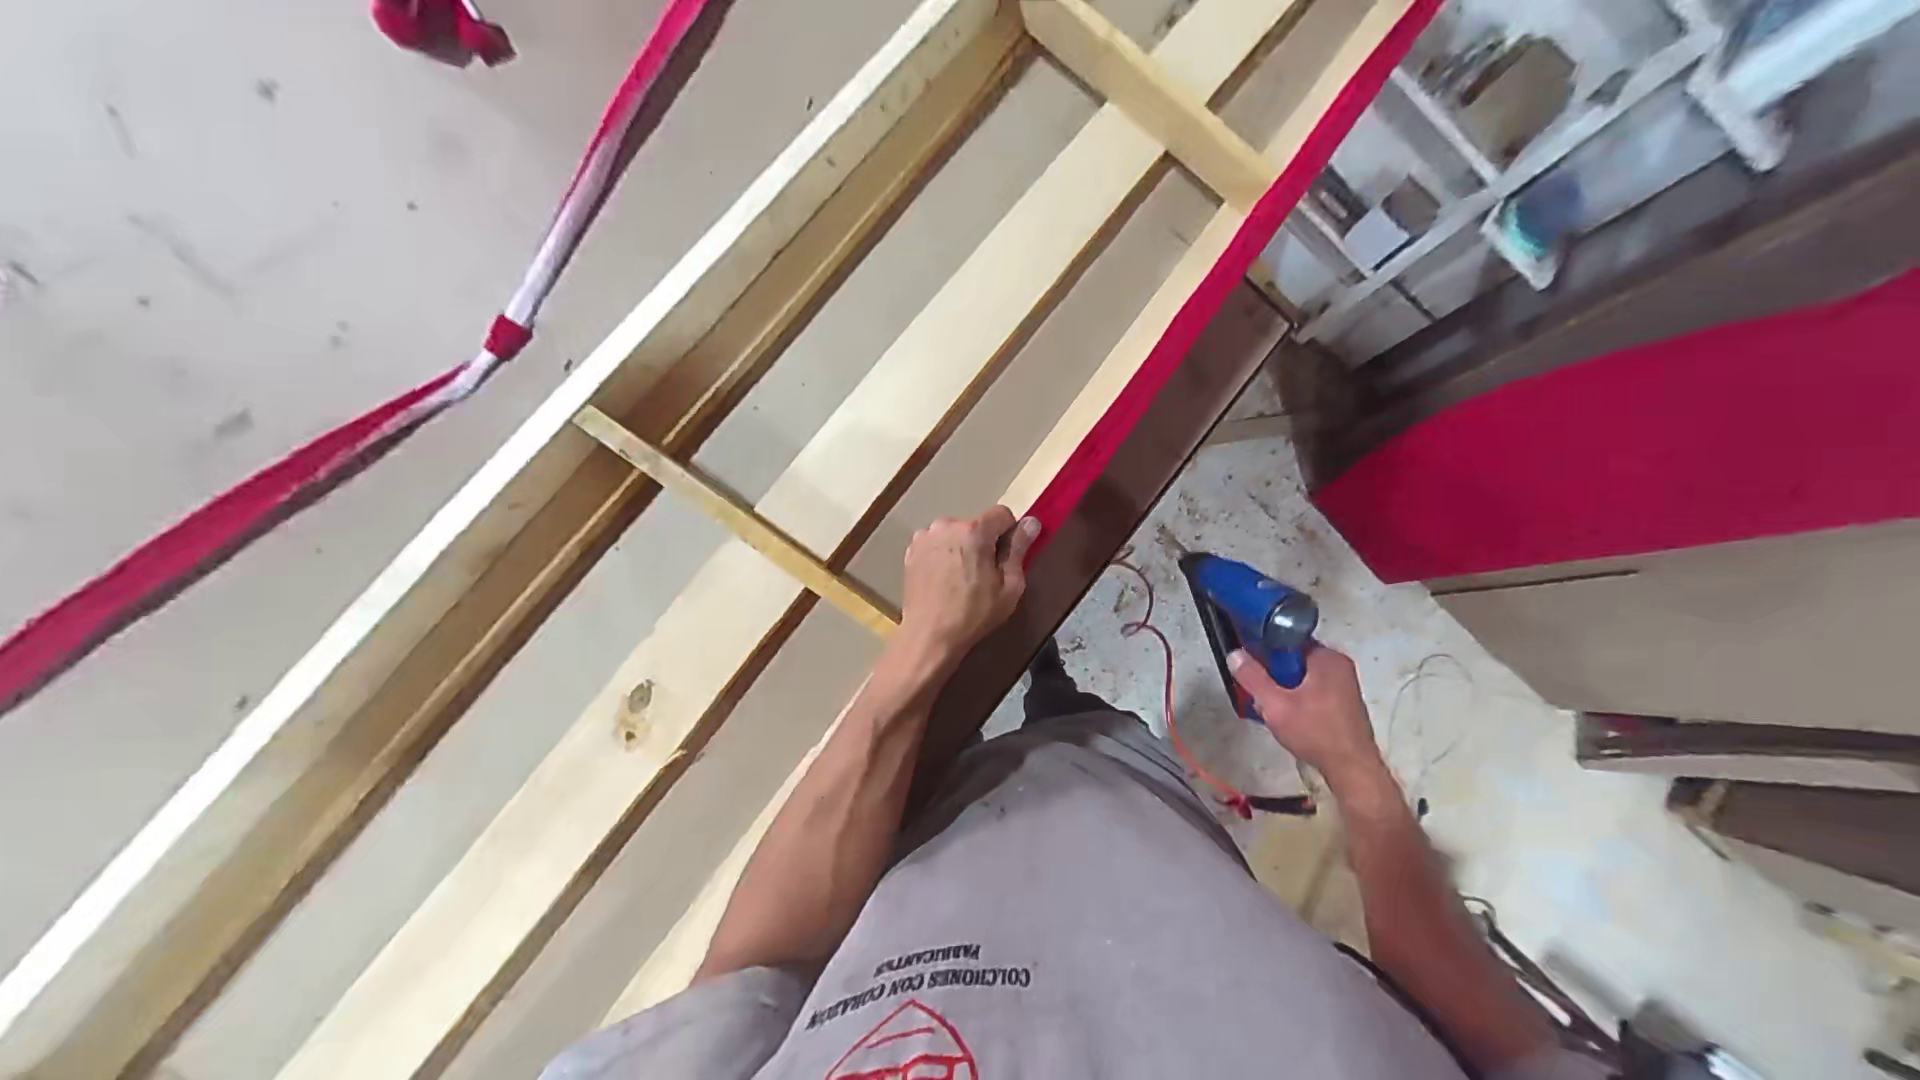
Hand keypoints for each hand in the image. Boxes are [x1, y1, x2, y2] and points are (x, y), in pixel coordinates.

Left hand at [897, 507, 1039, 667]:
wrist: (929, 634)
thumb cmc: (974, 613)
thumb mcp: (1009, 586)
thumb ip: (1019, 549)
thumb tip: (1032, 521)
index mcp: (974, 530)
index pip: (1001, 514)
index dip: (1009, 533)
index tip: (1006, 557)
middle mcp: (946, 525)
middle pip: (975, 525)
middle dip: (983, 542)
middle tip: (983, 574)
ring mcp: (925, 537)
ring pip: (954, 533)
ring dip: (961, 547)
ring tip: (960, 578)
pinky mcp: (911, 550)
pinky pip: (936, 544)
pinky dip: (943, 554)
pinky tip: (943, 579)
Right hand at [1229, 645, 1392, 800]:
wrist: (1352, 770)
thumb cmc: (1315, 732)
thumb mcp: (1275, 704)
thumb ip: (1252, 677)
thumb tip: (1233, 654)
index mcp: (1327, 658)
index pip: (1288, 640)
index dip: (1265, 650)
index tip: (1249, 665)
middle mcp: (1339, 666)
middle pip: (1293, 659)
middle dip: (1273, 674)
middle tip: (1259, 693)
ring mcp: (1344, 685)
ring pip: (1300, 676)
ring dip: (1282, 689)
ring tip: (1270, 708)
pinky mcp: (1343, 702)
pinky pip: (1311, 690)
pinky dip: (1296, 698)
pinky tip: (1287, 717)